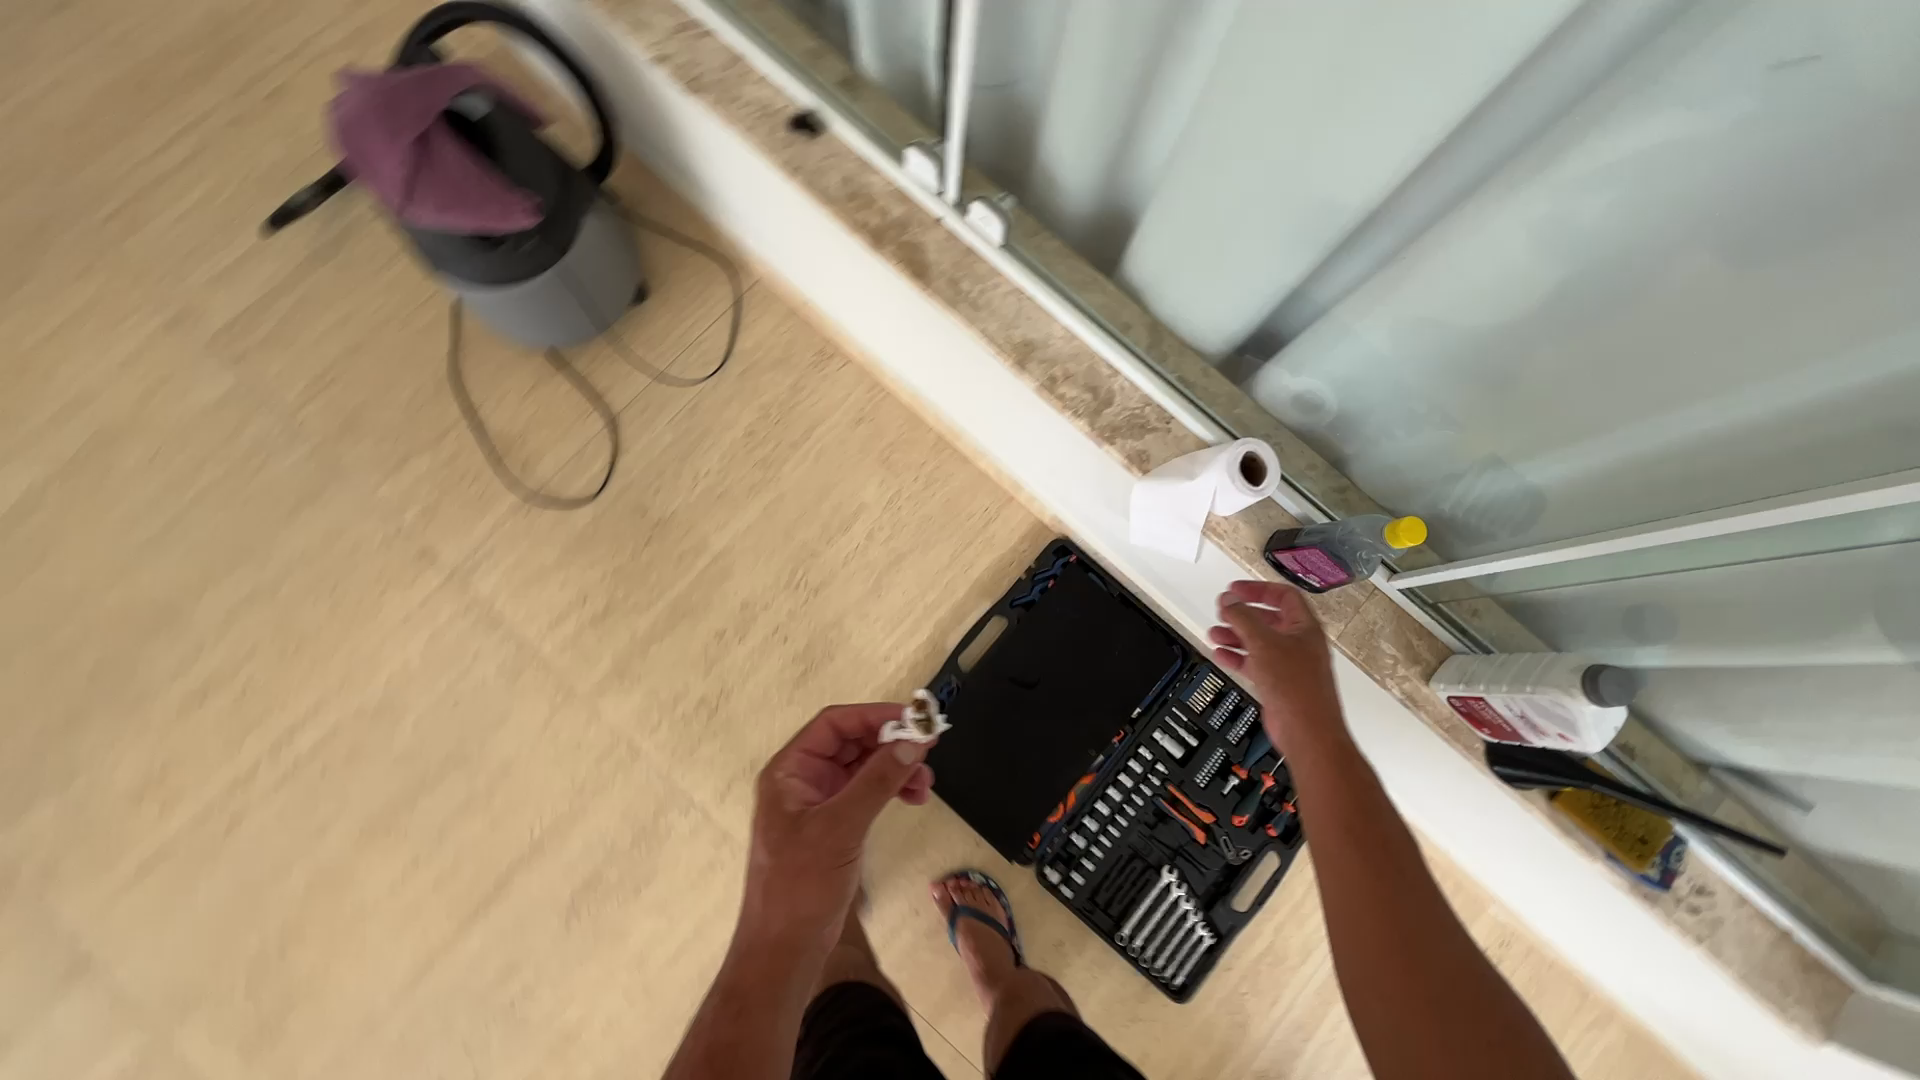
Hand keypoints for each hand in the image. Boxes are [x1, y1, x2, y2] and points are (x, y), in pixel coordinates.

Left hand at [742, 703, 934, 950]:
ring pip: (863, 768)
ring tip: (926, 782)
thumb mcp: (840, 827)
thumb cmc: (800, 885)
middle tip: (928, 748)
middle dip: (890, 744)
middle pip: (852, 743)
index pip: (834, 724)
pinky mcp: (835, 826)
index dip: (873, 716)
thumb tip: (913, 742)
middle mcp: (803, 780)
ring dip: (895, 768)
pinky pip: (867, 793)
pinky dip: (891, 790)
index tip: (913, 720)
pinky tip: (913, 797)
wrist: (784, 950)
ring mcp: (819, 803)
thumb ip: (877, 781)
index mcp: (790, 770)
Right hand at [1207, 580, 1345, 752]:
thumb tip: (1229, 601)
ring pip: (1258, 642)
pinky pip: (1253, 663)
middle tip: (1223, 612)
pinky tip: (1222, 655)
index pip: (1283, 596)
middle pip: (1267, 619)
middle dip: (1242, 614)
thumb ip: (1243, 618)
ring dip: (1235, 636)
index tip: (1236, 590)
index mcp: (1304, 627)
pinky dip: (1236, 657)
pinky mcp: (1277, 682)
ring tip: (1215, 633)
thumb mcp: (1264, 643)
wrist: (1306, 730)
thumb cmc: (1298, 689)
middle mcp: (1298, 643)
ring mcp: (1288, 664)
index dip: (1258, 589)